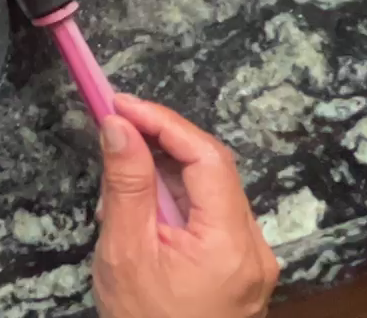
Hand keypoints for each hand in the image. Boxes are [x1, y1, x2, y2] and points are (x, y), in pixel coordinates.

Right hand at [93, 94, 279, 317]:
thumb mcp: (125, 250)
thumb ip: (125, 183)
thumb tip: (117, 123)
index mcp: (231, 243)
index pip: (207, 157)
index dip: (162, 120)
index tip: (117, 103)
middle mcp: (253, 245)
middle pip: (212, 166)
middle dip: (161, 135)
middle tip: (113, 120)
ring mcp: (249, 256)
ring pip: (208, 185)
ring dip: (162, 161)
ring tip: (118, 162)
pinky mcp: (237, 264)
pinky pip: (206, 208)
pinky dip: (171, 189)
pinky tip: (139, 196)